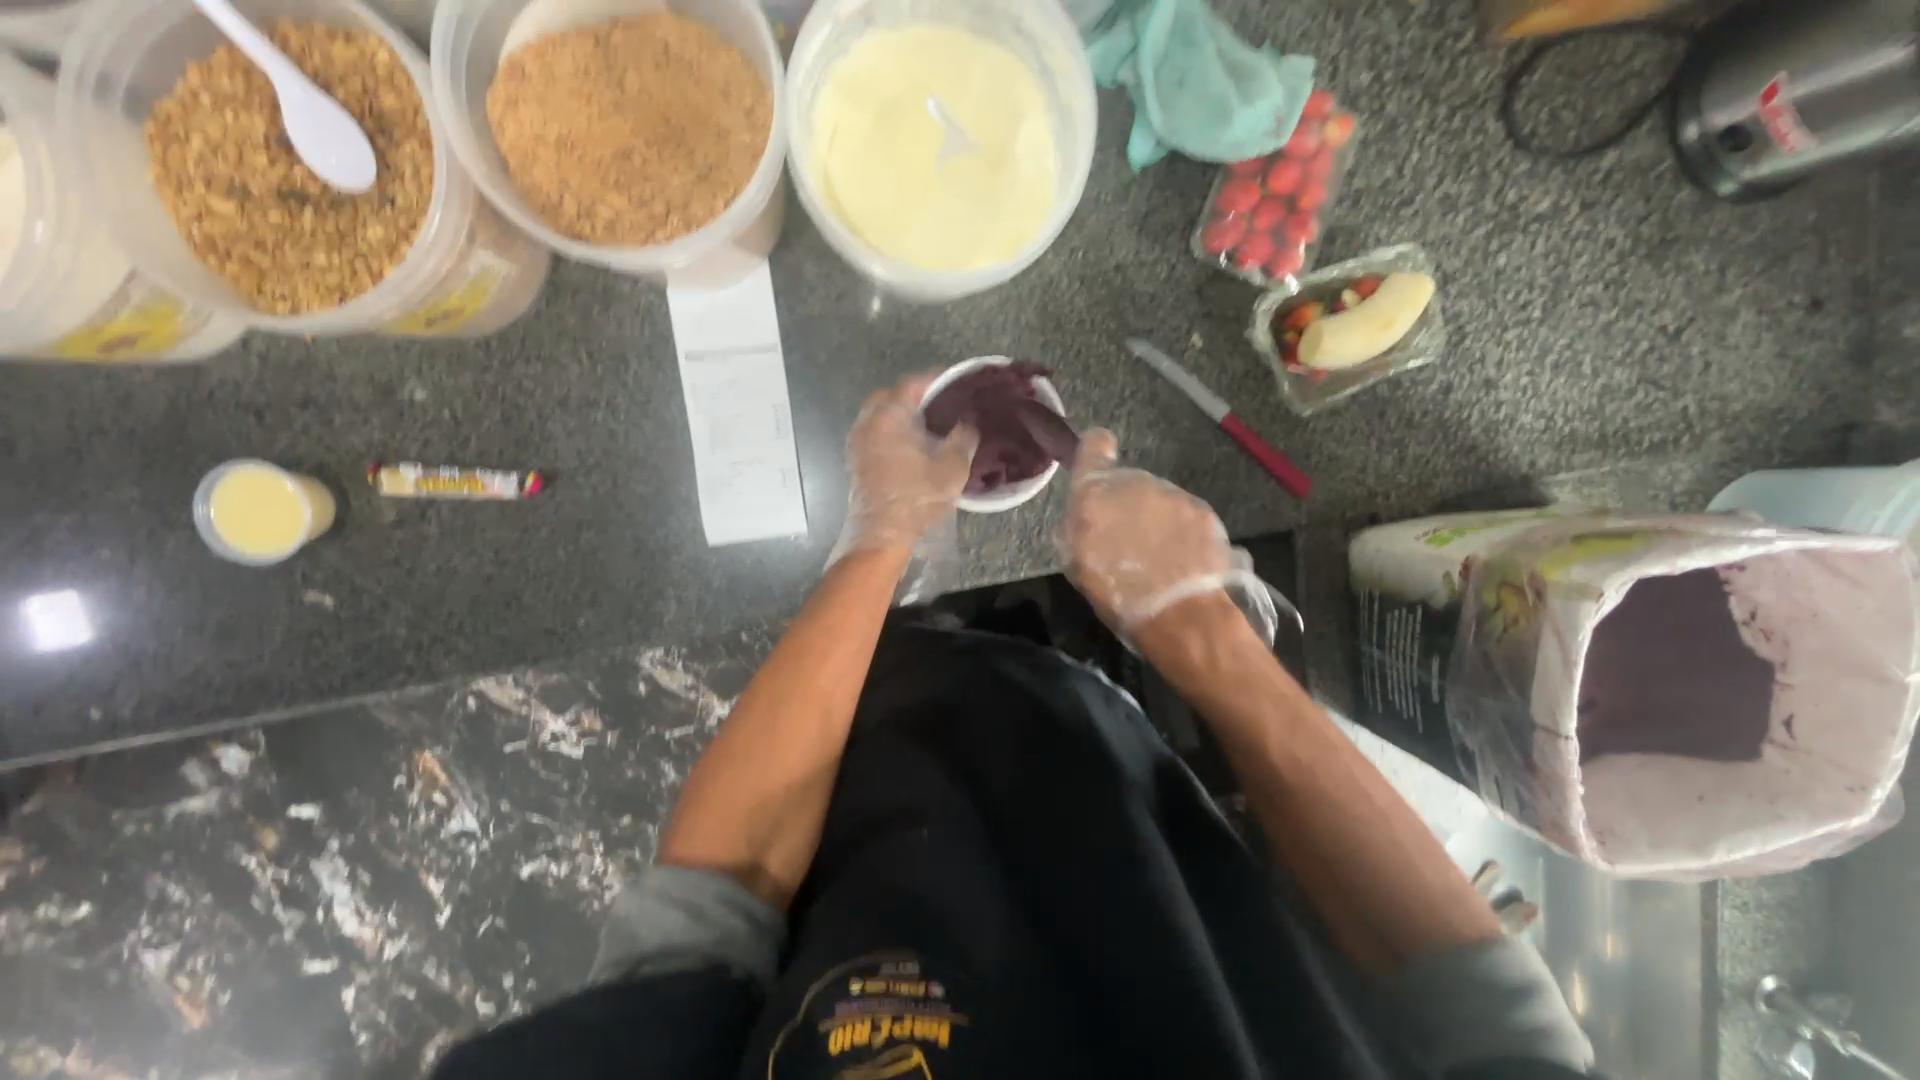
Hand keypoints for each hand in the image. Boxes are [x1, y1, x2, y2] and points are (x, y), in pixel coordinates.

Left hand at [831, 373, 979, 560]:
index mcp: (888, 417)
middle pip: (888, 397)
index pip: (911, 384)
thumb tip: (969, 423)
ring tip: (926, 423)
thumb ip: (963, 438)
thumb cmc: (917, 498)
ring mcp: (856, 443)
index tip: (953, 381)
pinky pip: (873, 433)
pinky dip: (889, 431)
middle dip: (912, 395)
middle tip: (938, 402)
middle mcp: (867, 423)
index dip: (934, 380)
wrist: (882, 534)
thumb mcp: (952, 468)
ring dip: (899, 414)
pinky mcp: (855, 462)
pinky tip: (909, 445)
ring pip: (878, 416)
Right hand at [1056, 429, 1242, 630]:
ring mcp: (1173, 495)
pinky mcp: (1203, 511)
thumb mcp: (1076, 564)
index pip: (1094, 446)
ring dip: (1156, 520)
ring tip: (1159, 559)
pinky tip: (1183, 561)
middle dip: (1126, 506)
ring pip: (1158, 500)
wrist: (1179, 614)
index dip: (1095, 452)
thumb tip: (1084, 513)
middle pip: (1127, 484)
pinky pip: (1185, 515)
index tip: (1099, 464)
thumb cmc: (1117, 595)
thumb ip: (1078, 527)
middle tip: (1128, 543)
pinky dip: (1183, 533)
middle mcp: (1135, 484)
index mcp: (1095, 495)